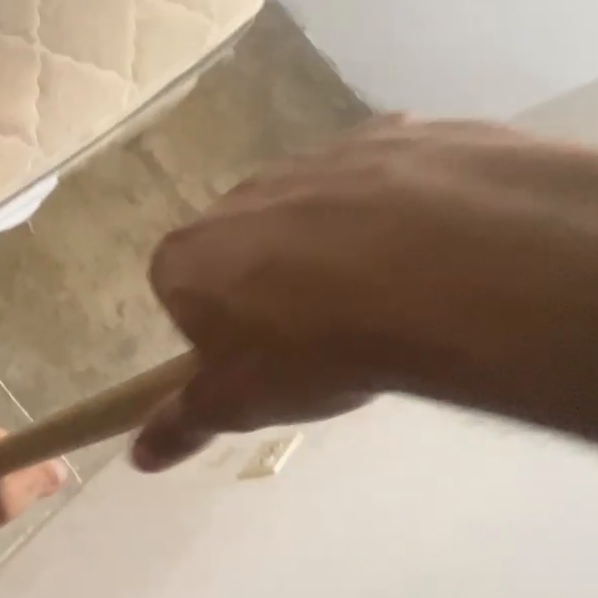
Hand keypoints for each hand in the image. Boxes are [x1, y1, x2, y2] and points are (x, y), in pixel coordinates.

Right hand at [135, 115, 597, 469]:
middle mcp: (235, 200)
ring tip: (399, 289)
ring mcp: (317, 160)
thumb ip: (184, 422)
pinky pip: (392, 171)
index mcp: (185, 259)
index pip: (180, 290)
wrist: (460, 272)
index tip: (260, 355)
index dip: (218, 325)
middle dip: (275, 278)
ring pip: (317, 205)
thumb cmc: (318, 347)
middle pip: (245, 243)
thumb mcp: (242, 403)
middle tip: (328, 328)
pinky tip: (443, 240)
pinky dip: (408, 202)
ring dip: (340, 239)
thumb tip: (138, 460)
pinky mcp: (399, 137)